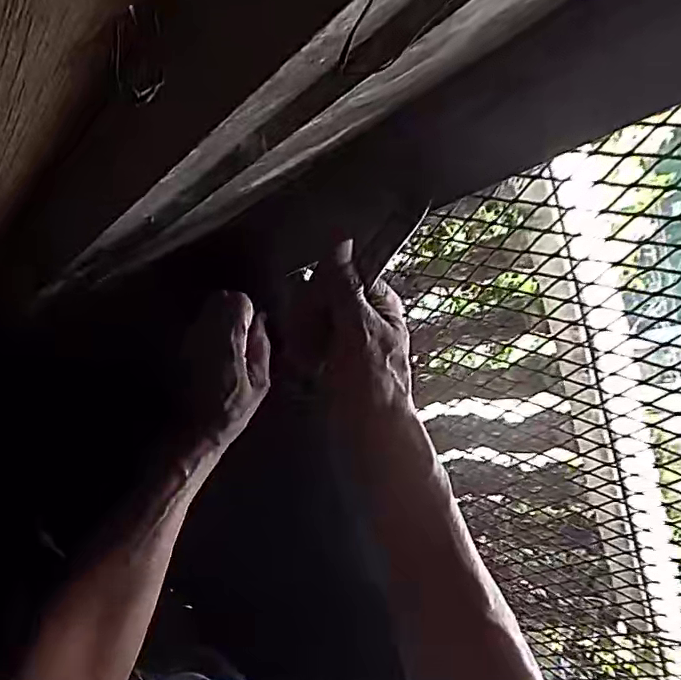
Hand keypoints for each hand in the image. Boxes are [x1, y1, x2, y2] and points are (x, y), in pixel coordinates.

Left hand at [180, 290, 270, 453]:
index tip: (250, 335)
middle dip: (232, 314)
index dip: (248, 314)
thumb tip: (259, 323)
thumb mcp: (260, 383)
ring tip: (225, 353)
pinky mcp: (177, 348)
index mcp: (227, 338)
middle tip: (239, 341)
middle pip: (220, 299)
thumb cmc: (230, 411)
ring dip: (218, 324)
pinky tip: (210, 360)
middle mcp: (203, 331)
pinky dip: (205, 336)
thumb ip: (261, 346)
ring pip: (206, 312)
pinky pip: (195, 328)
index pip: (238, 300)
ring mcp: (187, 338)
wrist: (193, 431)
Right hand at [311, 239, 414, 436]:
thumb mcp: (358, 328)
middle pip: (323, 298)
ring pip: (310, 323)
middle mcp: (363, 320)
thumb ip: (346, 287)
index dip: (323, 288)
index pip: (343, 274)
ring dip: (301, 339)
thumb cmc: (371, 385)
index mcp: (379, 304)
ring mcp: (346, 344)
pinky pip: (306, 348)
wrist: (369, 437)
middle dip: (309, 317)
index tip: (312, 306)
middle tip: (309, 340)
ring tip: (307, 362)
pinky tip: (303, 370)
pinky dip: (301, 357)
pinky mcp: (331, 366)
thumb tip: (340, 242)